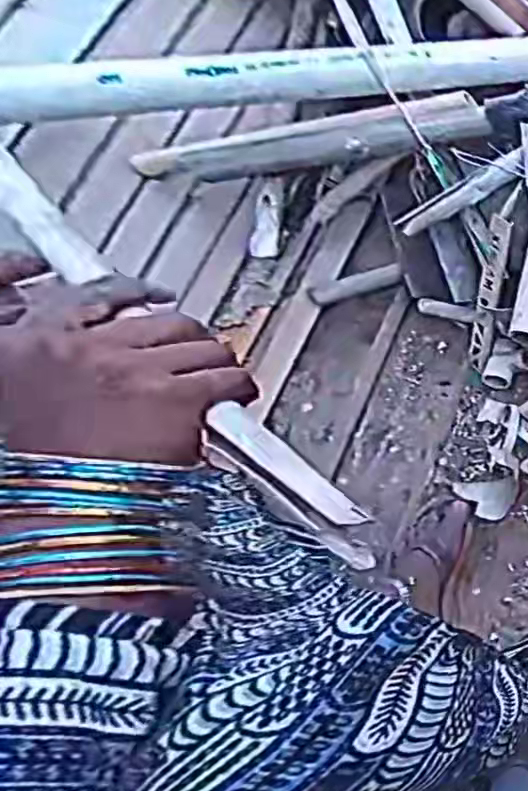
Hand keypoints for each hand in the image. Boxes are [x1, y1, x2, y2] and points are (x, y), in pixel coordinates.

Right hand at [0, 257, 257, 464]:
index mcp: (21, 342)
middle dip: (192, 339)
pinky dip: (242, 387)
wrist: (58, 499)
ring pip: (206, 346)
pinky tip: (235, 399)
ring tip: (216, 385)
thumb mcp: (26, 391)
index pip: (89, 296)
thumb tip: (110, 340)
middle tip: (200, 360)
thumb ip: (63, 357)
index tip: (154, 294)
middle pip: (165, 320)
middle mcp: (73, 348)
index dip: (131, 292)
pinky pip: (232, 377)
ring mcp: (126, 369)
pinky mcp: (174, 394)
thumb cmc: (44, 455)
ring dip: (219, 364)